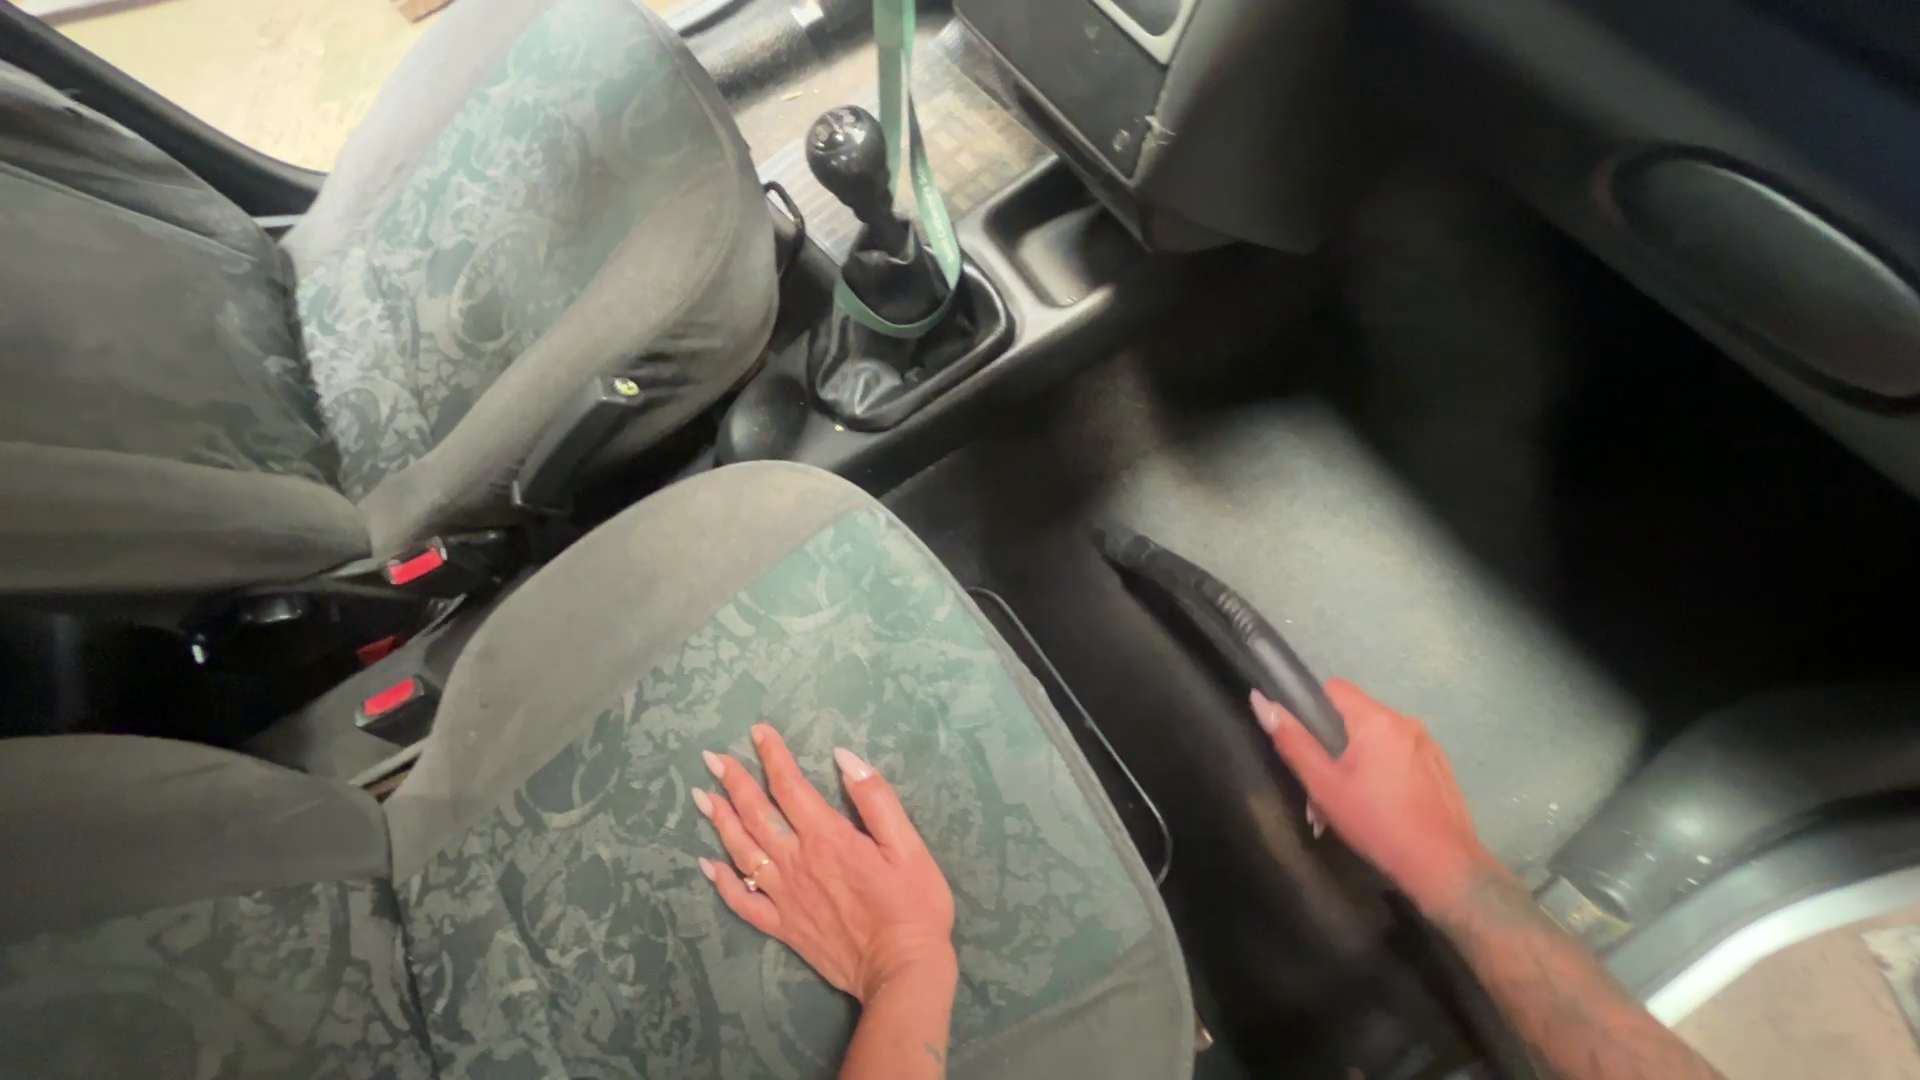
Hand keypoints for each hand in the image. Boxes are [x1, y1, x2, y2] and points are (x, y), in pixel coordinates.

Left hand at [692, 725, 956, 1002]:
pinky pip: (742, 903)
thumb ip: (875, 798)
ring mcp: (785, 897)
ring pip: (742, 852)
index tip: (758, 732)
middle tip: (712, 758)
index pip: (791, 786)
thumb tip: (843, 757)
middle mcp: (797, 862)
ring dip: (720, 822)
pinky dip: (722, 882)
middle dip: (734, 782)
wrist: (901, 970)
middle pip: (757, 814)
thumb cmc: (913, 903)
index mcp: (828, 837)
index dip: (773, 756)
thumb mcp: (907, 844)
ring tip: (702, 797)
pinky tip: (708, 865)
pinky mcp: (782, 927)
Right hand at [1252, 680, 1500, 909]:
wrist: (1444, 868)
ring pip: (1377, 739)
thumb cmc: (1377, 822)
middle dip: (1332, 743)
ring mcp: (1427, 745)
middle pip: (1355, 717)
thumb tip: (1260, 700)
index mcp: (1376, 720)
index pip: (1334, 688)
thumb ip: (1291, 740)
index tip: (1304, 740)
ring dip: (1357, 760)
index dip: (1312, 707)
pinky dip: (1382, 771)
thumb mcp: (1324, 784)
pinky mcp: (1439, 767)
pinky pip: (1399, 755)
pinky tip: (1379, 805)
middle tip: (1321, 784)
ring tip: (1348, 801)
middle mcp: (1406, 722)